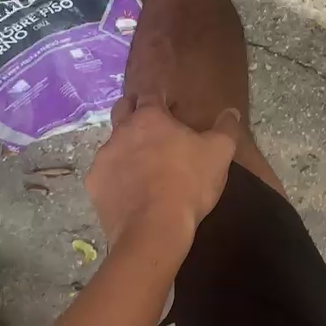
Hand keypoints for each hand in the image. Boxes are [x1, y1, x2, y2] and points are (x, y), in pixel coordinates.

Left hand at [86, 95, 238, 251]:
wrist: (153, 230)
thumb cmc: (188, 183)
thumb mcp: (219, 152)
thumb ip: (225, 128)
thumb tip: (231, 112)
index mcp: (150, 117)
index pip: (150, 95)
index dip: (161, 98)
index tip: (171, 107)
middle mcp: (122, 131)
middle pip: (122, 109)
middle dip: (134, 110)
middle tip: (150, 123)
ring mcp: (104, 159)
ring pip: (113, 142)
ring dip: (125, 145)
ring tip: (142, 162)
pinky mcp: (94, 186)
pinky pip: (105, 173)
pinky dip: (116, 175)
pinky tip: (129, 190)